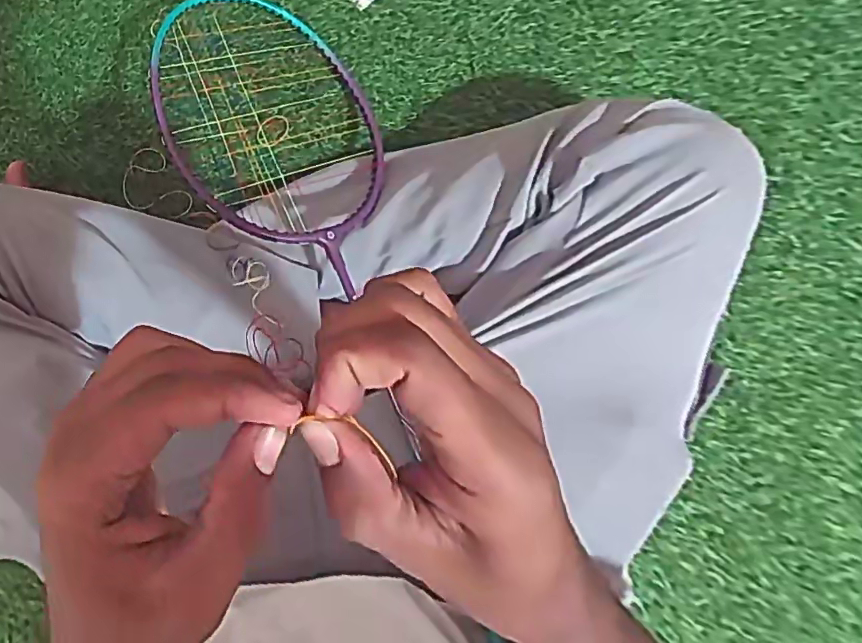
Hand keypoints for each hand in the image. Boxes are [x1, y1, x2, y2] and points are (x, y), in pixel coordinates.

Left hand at [37, 326, 303, 642]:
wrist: (94, 640)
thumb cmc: (138, 623)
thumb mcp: (199, 584)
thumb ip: (237, 504)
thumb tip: (270, 427)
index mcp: (82, 476)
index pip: (156, 402)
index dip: (225, 392)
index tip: (283, 405)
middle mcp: (72, 433)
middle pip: (151, 362)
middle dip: (224, 372)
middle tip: (280, 399)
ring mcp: (80, 419)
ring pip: (148, 351)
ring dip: (208, 362)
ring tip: (258, 393)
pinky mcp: (98, 417)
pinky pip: (144, 365)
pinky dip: (192, 367)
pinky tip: (224, 390)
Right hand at [300, 270, 652, 642]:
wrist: (546, 567)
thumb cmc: (488, 570)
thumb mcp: (415, 555)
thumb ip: (360, 493)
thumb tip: (315, 422)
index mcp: (490, 440)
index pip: (411, 353)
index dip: (349, 361)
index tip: (322, 409)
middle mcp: (495, 383)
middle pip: (404, 308)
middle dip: (343, 340)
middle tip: (326, 395)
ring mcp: (489, 360)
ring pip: (412, 290)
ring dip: (359, 320)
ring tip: (344, 374)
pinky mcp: (478, 353)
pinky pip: (422, 301)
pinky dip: (379, 313)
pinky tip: (370, 359)